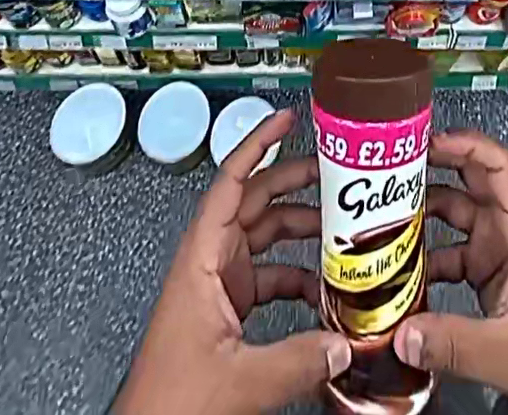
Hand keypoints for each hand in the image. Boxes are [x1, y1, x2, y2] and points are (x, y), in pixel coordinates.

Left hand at [112, 109, 348, 414]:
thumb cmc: (165, 405)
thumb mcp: (237, 382)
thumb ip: (297, 360)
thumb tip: (342, 343)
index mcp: (202, 259)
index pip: (231, 182)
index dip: (258, 144)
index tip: (284, 121)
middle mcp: (211, 260)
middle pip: (257, 200)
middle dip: (295, 180)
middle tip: (331, 169)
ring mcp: (221, 282)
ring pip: (267, 234)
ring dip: (302, 226)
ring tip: (338, 223)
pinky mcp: (230, 306)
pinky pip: (271, 272)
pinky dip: (298, 273)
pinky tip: (322, 286)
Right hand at [397, 130, 507, 414]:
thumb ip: (454, 343)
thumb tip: (403, 331)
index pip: (499, 167)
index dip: (466, 146)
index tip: (430, 143)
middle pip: (471, 182)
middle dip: (436, 168)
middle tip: (396, 168)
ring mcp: (497, 252)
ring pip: (455, 216)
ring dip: (424, 215)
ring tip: (386, 218)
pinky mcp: (486, 276)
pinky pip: (449, 252)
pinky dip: (425, 257)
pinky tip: (400, 272)